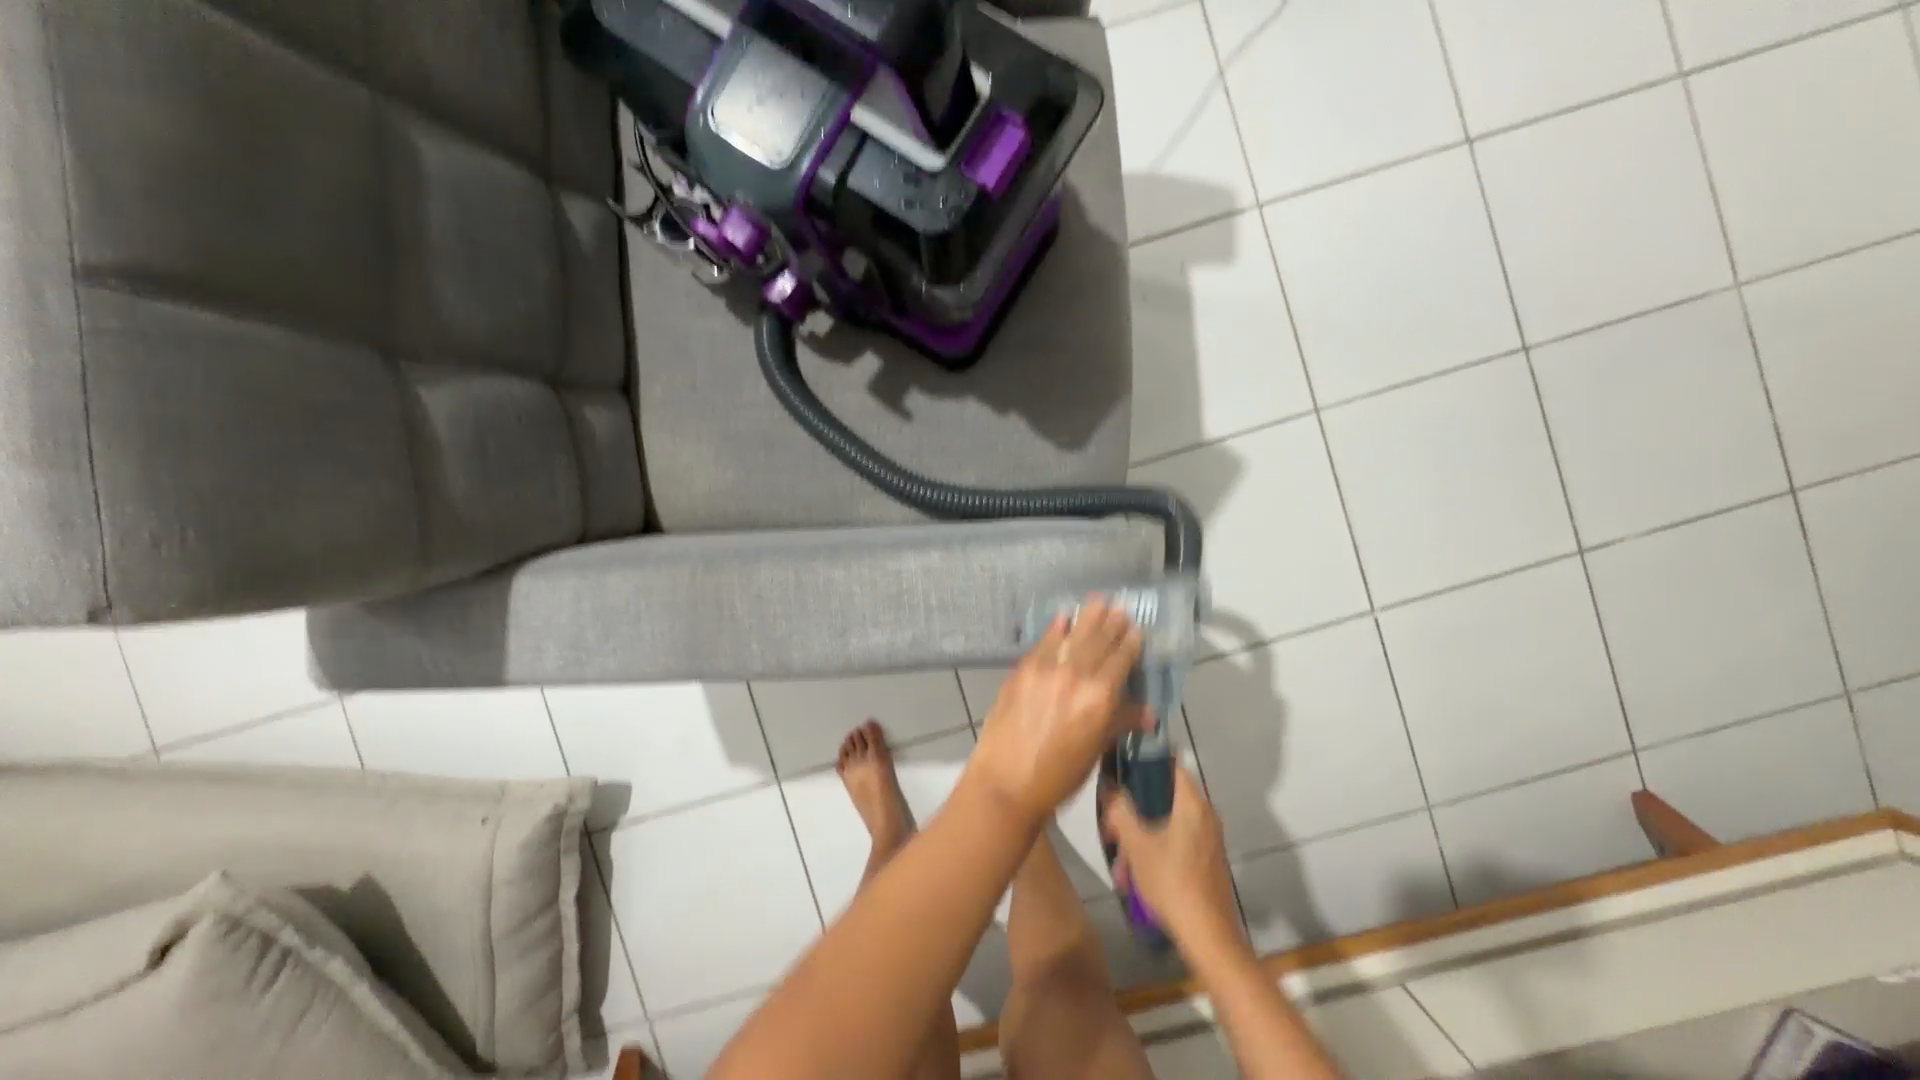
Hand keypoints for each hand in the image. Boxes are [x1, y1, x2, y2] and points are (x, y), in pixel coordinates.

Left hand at [969, 598, 1146, 824]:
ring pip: (1073, 635)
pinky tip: (1063, 618)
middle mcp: (1076, 675)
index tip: (1137, 629)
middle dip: (1111, 624)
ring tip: (1099, 601)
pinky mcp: (1022, 671)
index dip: (1131, 642)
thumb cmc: (1059, 775)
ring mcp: (1046, 669)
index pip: (1122, 660)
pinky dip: (1056, 629)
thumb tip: (1148, 714)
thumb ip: (1120, 722)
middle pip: (1098, 641)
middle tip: (1120, 608)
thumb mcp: (1096, 749)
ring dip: (1088, 618)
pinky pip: (1044, 643)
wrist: (1006, 782)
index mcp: (1101, 696)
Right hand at [1101, 762, 1243, 951]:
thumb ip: (1121, 812)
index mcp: (1192, 804)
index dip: (1145, 765)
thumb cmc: (1170, 881)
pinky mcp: (1208, 862)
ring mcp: (1209, 841)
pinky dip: (1155, 855)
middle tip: (1112, 835)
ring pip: (1166, 827)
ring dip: (1140, 842)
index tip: (1122, 775)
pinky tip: (1136, 880)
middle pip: (1164, 801)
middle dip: (1134, 816)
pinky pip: (1176, 845)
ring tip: (1121, 870)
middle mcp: (1205, 816)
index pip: (1171, 766)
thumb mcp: (1136, 845)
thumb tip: (1112, 790)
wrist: (1207, 933)